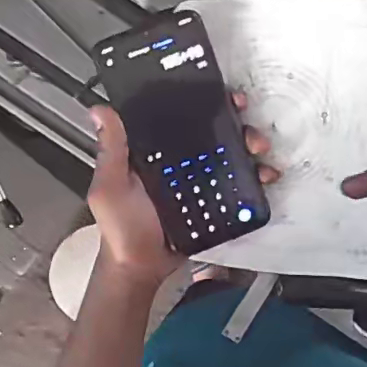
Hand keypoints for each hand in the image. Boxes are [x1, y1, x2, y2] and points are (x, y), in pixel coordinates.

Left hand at [87, 93, 277, 289]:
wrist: (142, 268)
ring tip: (259, 152)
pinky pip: (238, 185)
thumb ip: (111, 151)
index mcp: (155, 153)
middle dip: (238, 126)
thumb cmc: (121, 228)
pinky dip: (256, 177)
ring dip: (251, 148)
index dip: (206, 104)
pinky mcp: (214, 203)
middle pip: (215, 134)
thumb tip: (101, 110)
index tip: (226, 97)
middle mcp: (180, 163)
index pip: (183, 119)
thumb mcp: (110, 186)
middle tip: (249, 131)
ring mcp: (199, 182)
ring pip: (232, 156)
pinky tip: (265, 176)